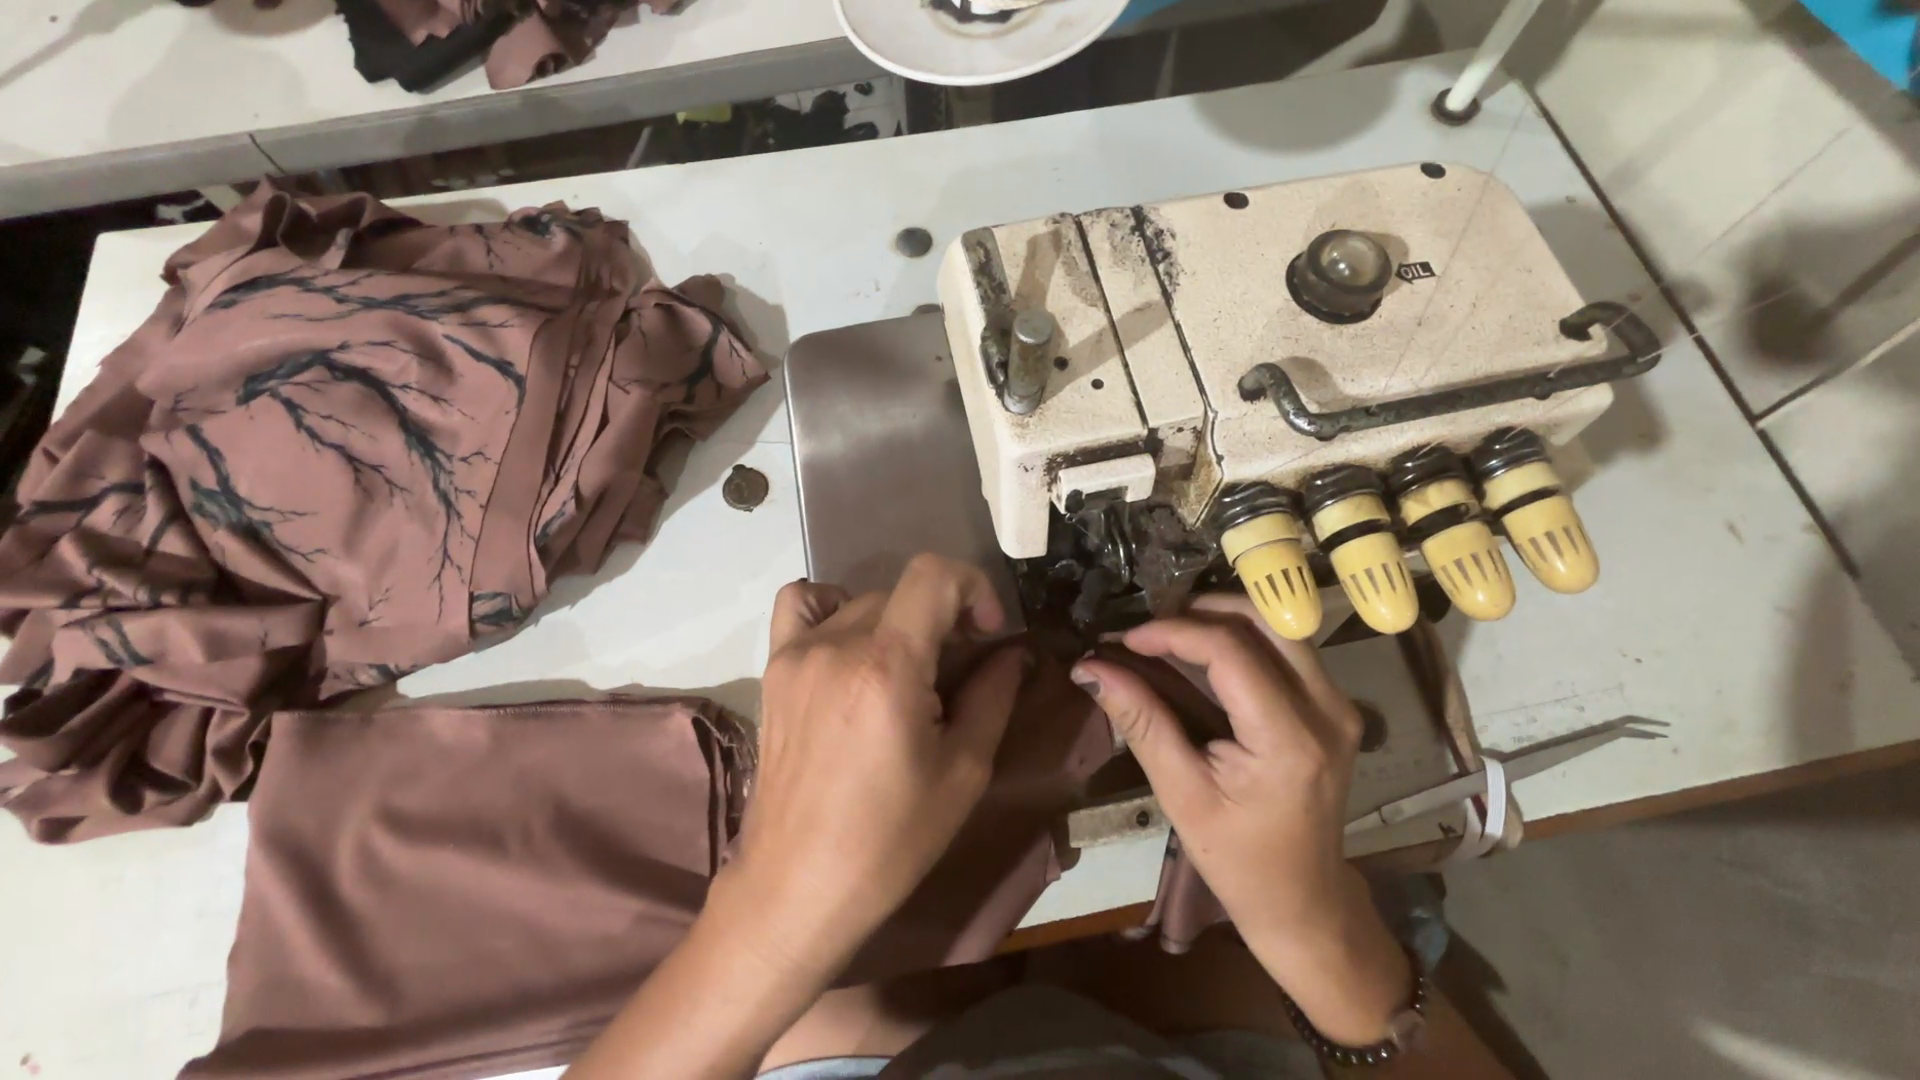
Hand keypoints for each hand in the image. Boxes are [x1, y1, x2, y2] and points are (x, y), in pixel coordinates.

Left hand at [721, 554, 1027, 977]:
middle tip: (959, 670)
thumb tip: (1013, 652)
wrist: (797, 884)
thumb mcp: (964, 771)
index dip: (974, 588)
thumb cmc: (890, 839)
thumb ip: (993, 696)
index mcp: (887, 665)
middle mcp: (836, 644)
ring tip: (907, 667)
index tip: (988, 633)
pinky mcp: (774, 670)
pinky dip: (834, 609)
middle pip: (902, 592)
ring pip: (861, 601)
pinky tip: (853, 649)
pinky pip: (801, 606)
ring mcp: (796, 654)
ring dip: (897, 621)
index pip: (933, 574)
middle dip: (943, 617)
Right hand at [1071, 594, 1410, 1043]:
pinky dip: (1240, 637)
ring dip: (1220, 619)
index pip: (1230, 651)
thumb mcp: (1180, 794)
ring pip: (1277, 626)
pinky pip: (1285, 648)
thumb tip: (1092, 669)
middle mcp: (1327, 709)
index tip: (1125, 640)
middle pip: (1263, 621)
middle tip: (1147, 629)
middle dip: (1199, 611)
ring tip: (1167, 635)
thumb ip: (1141, 722)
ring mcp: (1338, 704)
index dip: (1172, 632)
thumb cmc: (1238, 858)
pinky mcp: (1333, 705)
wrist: (1304, 898)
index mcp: (1290, 739)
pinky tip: (1200, 653)